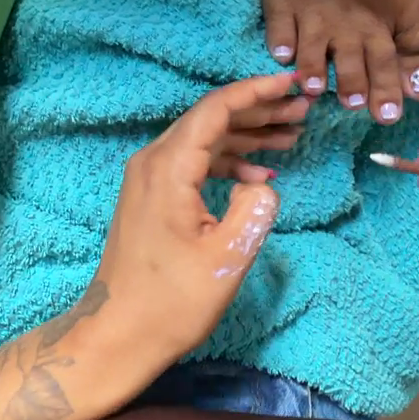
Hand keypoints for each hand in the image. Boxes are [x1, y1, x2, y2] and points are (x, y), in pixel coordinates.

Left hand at [92, 72, 307, 370]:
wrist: (117, 334)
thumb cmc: (171, 301)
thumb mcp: (226, 258)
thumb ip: (255, 209)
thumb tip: (262, 182)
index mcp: (169, 167)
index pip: (216, 110)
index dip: (256, 92)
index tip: (291, 84)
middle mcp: (154, 160)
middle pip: (211, 118)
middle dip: (258, 110)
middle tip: (301, 109)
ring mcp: (150, 176)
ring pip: (205, 138)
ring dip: (246, 134)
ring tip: (290, 134)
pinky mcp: (153, 194)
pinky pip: (195, 161)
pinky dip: (228, 160)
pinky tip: (259, 172)